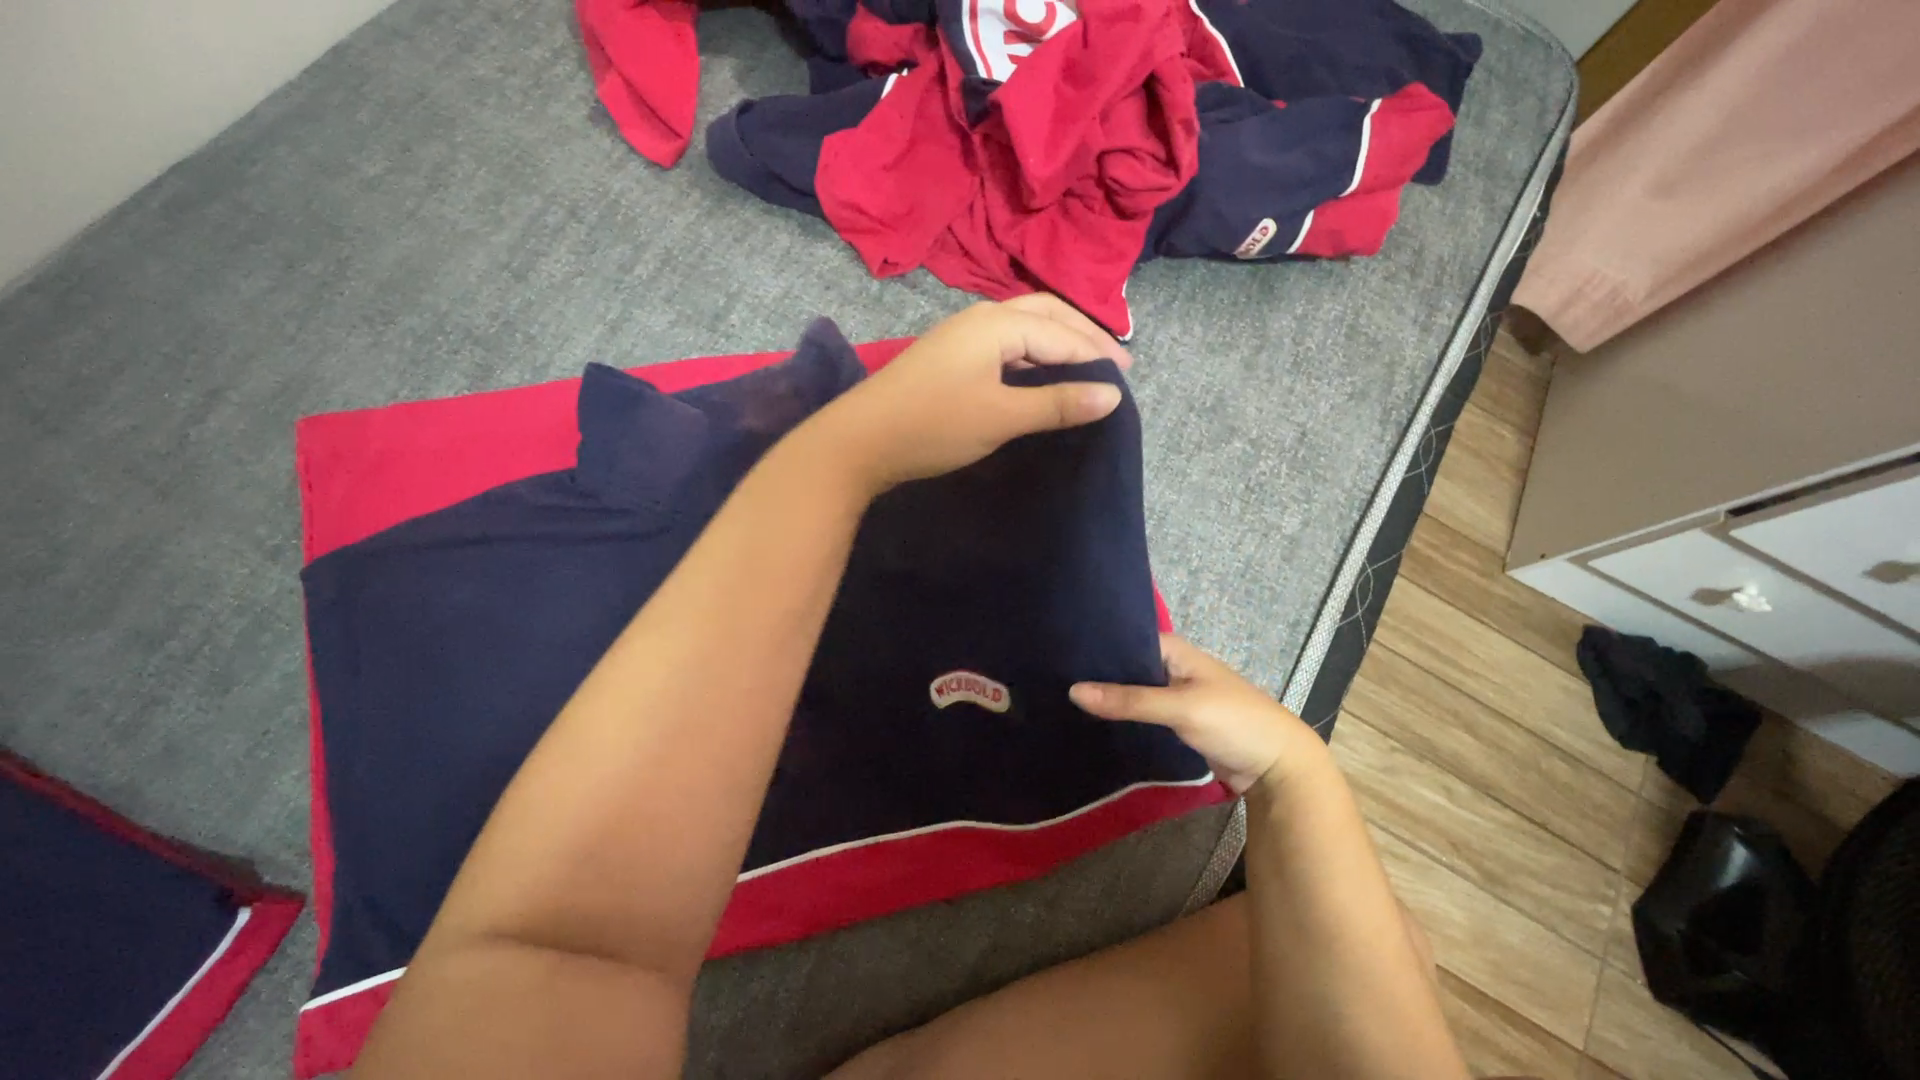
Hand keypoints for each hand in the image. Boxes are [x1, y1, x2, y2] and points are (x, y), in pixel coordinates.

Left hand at [807, 295, 1133, 494]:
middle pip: (1046, 313)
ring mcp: (961, 335)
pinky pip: (1004, 343)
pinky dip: (1032, 354)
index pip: (1063, 332)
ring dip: (1057, 341)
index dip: (1097, 354)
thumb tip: (1111, 395)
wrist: (859, 441)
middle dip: (1082, 335)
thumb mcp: (1001, 416)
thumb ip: (1057, 404)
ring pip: (1023, 327)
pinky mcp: (949, 357)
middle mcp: (981, 317)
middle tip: (1116, 361)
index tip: (1127, 379)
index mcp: (998, 322)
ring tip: (1085, 366)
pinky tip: (1038, 376)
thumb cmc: (934, 425)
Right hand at [1070, 635, 1329, 793]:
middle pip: (1128, 667)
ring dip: (1109, 699)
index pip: (1127, 639)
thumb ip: (1129, 700)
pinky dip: (1123, 719)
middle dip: (1097, 674)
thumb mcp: (1180, 707)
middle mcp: (1174, 669)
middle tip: (1050, 679)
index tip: (1057, 651)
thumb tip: (1074, 690)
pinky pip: (1143, 716)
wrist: (1277, 766)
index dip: (1096, 645)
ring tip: (1062, 700)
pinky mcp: (1177, 724)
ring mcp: (1176, 697)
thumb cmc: (1234, 721)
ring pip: (1134, 693)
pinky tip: (1095, 723)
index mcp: (1177, 651)